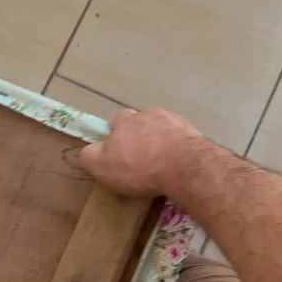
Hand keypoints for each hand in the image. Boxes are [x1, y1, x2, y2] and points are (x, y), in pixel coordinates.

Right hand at [76, 108, 207, 197]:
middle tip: (142, 158)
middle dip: (140, 136)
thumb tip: (89, 150)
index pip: (116, 121)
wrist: (184, 166)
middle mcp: (148, 113)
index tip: (121, 153)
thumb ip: (90, 156)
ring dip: (161, 140)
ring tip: (163, 161)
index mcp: (125, 120)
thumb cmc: (139, 168)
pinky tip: (179, 162)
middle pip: (141, 122)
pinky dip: (178, 146)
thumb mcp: (102, 167)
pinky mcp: (192, 131)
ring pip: (162, 128)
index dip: (117, 136)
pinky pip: (181, 137)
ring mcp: (173, 120)